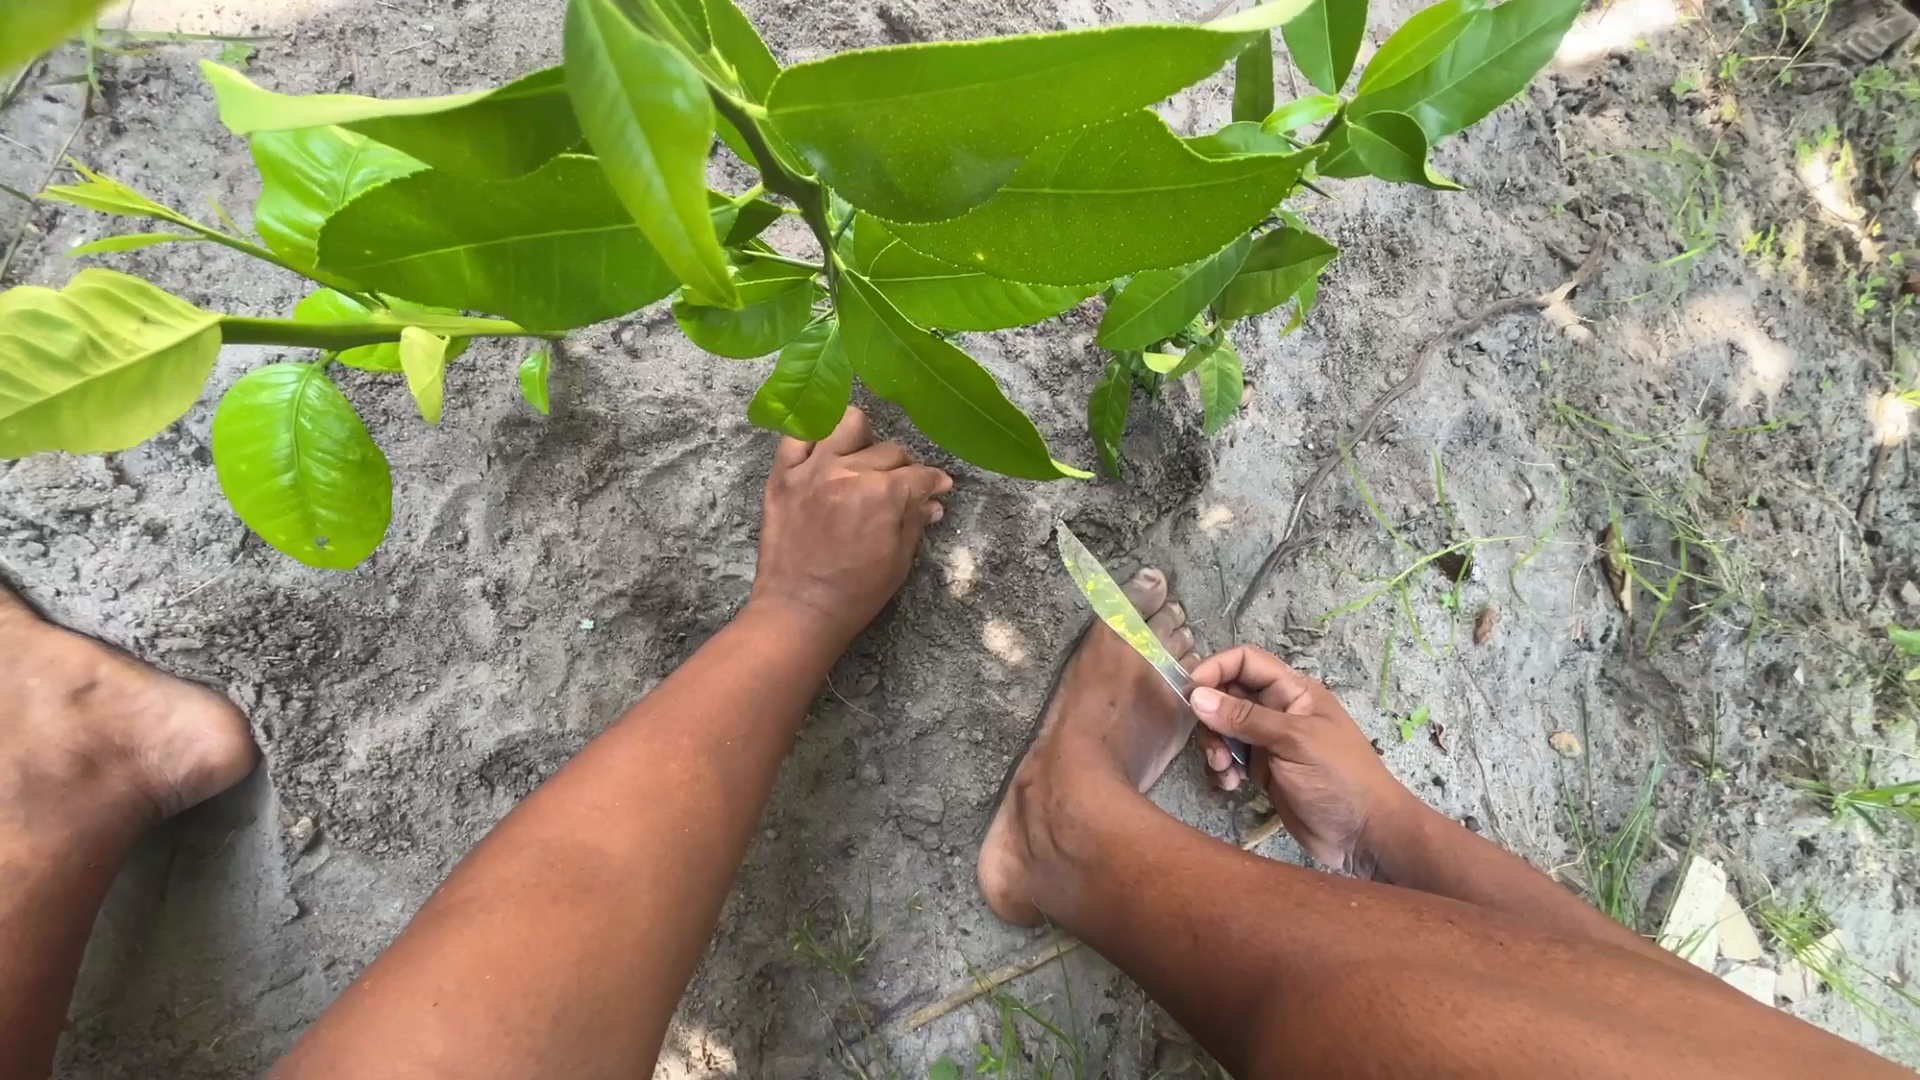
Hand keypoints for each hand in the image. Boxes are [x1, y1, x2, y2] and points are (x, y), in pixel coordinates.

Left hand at [749, 407, 952, 643]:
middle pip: (889, 451)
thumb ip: (915, 522)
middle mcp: (849, 472)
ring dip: (863, 438)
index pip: (920, 474)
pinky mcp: (783, 475)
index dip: (935, 481)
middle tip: (902, 487)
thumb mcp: (899, 561)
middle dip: (904, 468)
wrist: (799, 610)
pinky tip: (826, 449)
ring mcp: (812, 469)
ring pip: (848, 424)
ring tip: (862, 458)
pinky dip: (815, 435)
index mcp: (884, 494)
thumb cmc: (856, 594)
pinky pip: (798, 434)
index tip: (939, 487)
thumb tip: (932, 503)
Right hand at [1187, 646, 1417, 876]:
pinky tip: (1231, 785)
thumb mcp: (1293, 742)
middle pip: (1227, 695)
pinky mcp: (1260, 769)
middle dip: (1212, 717)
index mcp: (1293, 692)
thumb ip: (1244, 718)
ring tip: (1224, 770)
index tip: (1192, 693)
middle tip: (1212, 746)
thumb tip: (1196, 696)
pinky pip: (1228, 757)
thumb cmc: (1340, 779)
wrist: (1365, 838)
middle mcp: (1277, 710)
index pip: (1245, 662)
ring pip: (1222, 727)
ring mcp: (1268, 740)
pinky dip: (1222, 769)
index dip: (1216, 669)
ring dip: (1215, 746)